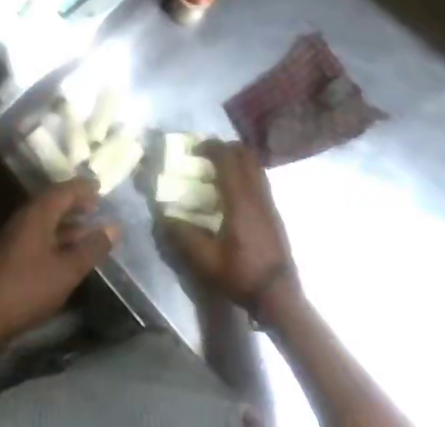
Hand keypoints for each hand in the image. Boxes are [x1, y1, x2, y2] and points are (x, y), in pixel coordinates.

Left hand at [0, 179, 117, 351]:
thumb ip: (91, 248)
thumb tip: (114, 227)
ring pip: (46, 220)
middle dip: (75, 202)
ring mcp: (16, 235)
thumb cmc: (26, 288)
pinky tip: (69, 251)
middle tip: (98, 206)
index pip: (63, 190)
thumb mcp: (66, 271)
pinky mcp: (12, 253)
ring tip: (90, 227)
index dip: (83, 187)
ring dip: (68, 222)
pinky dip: (58, 237)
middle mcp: (24, 217)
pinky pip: (40, 235)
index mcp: (36, 213)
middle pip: (53, 202)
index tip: (101, 187)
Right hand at [164, 141, 295, 304]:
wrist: (280, 298)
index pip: (227, 159)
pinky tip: (234, 191)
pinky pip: (260, 180)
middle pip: (246, 155)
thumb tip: (164, 216)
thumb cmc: (242, 275)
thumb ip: (182, 235)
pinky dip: (246, 173)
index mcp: (240, 201)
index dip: (210, 147)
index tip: (194, 149)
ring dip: (238, 160)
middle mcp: (257, 195)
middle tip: (206, 155)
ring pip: (256, 166)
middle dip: (225, 148)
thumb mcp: (205, 260)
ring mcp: (269, 203)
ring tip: (219, 169)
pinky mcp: (275, 213)